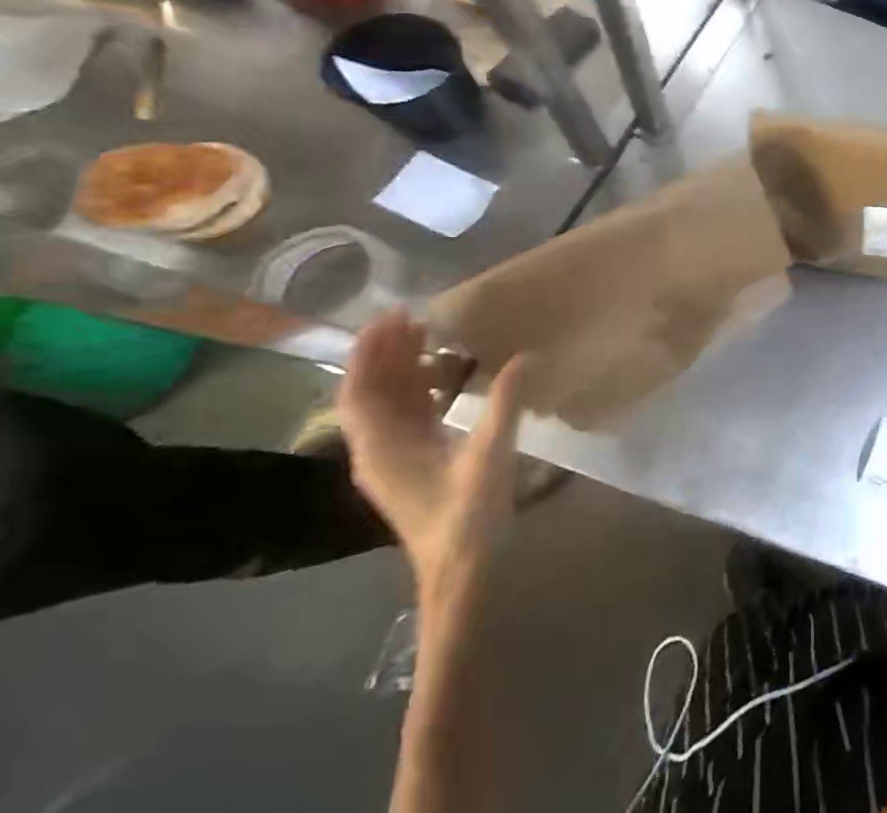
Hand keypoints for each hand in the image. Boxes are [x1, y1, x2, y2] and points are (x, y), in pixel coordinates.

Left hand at [337, 311, 529, 600]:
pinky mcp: (415, 468)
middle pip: (371, 392)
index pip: (360, 388)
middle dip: (387, 353)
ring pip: (388, 405)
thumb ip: (505, 404)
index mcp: (381, 447)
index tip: (394, 316)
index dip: (371, 350)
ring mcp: (395, 461)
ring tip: (429, 340)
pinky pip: (407, 419)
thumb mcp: (490, 456)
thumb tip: (526, 358)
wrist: (462, 571)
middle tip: (415, 318)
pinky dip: (418, 393)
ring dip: (402, 371)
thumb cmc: (467, 516)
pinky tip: (444, 381)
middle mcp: (378, 450)